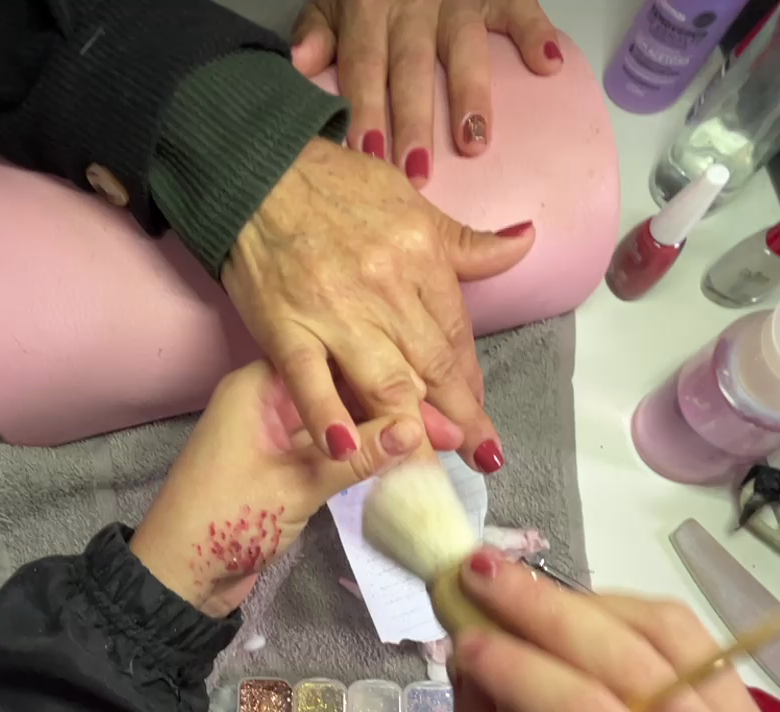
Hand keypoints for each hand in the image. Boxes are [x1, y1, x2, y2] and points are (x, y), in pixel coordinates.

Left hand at [130, 361, 420, 617]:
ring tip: (437, 446)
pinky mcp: (278, 465)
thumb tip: (417, 428)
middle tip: (452, 432)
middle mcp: (266, 400)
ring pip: (336, 425)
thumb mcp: (296, 484)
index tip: (443, 403)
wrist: (178, 575)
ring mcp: (272, 434)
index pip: (336, 365)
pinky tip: (397, 462)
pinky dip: (356, 457)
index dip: (390, 381)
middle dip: (392, 412)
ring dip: (378, 437)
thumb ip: (355, 456)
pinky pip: (325, 451)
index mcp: (259, 385)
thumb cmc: (225, 519)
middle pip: (340, 395)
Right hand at [223, 137, 532, 475]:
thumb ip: (463, 242)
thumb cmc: (332, 187)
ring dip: (413, 432)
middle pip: (431, 368)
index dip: (470, 384)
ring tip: (432, 469)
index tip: (480, 421)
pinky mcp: (287, 330)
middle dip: (459, 420)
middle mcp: (386, 291)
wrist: (256, 174)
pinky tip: (343, 451)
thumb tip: (523, 243)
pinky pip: (311, 382)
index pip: (455, 337)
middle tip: (479, 459)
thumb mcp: (410, 203)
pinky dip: (328, 418)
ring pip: (385, 383)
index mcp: (420, 258)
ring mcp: (335, 314)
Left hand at [292, 0, 563, 176]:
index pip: (364, 68)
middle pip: (411, 70)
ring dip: (469, 94)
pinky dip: (534, 33)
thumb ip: (317, 32)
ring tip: (474, 142)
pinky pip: (517, 6)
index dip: (365, 110)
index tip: (368, 155)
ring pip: (463, 48)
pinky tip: (546, 65)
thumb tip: (295, 65)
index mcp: (367, 10)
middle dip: (413, 122)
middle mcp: (411, 5)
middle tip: (418, 172)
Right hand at [448, 551, 779, 711]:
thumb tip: (465, 660)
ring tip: (516, 590)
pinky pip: (688, 635)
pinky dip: (620, 608)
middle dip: (540, 609)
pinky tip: (572, 609)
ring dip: (580, 600)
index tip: (459, 641)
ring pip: (665, 633)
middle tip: (475, 572)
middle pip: (629, 664)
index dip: (518, 671)